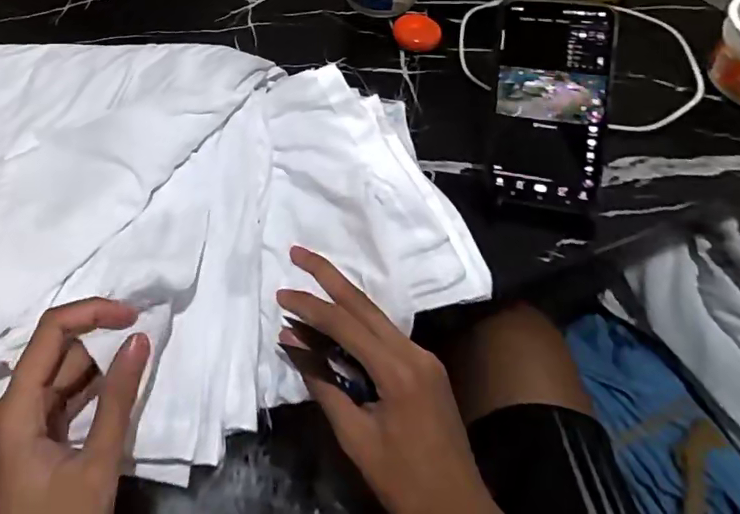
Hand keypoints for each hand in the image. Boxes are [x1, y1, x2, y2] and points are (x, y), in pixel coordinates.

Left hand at [0, 298, 151, 513]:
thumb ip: (118, 398)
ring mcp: (24, 423)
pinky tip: (122, 382)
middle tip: (142, 331)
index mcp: (16, 406)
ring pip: (64, 371)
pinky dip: (94, 386)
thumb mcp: (96, 463)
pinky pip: (66, 395)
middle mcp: (14, 405)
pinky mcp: (38, 438)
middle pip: (57, 348)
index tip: (131, 314)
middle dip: (99, 334)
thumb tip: (139, 337)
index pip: (51, 331)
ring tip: (138, 353)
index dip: (91, 312)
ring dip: (101, 360)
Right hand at [277, 247, 499, 513]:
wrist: (459, 509)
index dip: (310, 307)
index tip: (280, 295)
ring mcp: (424, 357)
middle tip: (297, 251)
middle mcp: (414, 352)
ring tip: (311, 278)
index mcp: (399, 370)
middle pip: (364, 304)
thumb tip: (291, 343)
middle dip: (328, 275)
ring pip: (375, 316)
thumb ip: (323, 386)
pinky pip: (386, 335)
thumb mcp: (356, 439)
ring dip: (342, 297)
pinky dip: (357, 324)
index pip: (345, 324)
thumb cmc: (404, 481)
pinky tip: (337, 322)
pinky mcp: (426, 367)